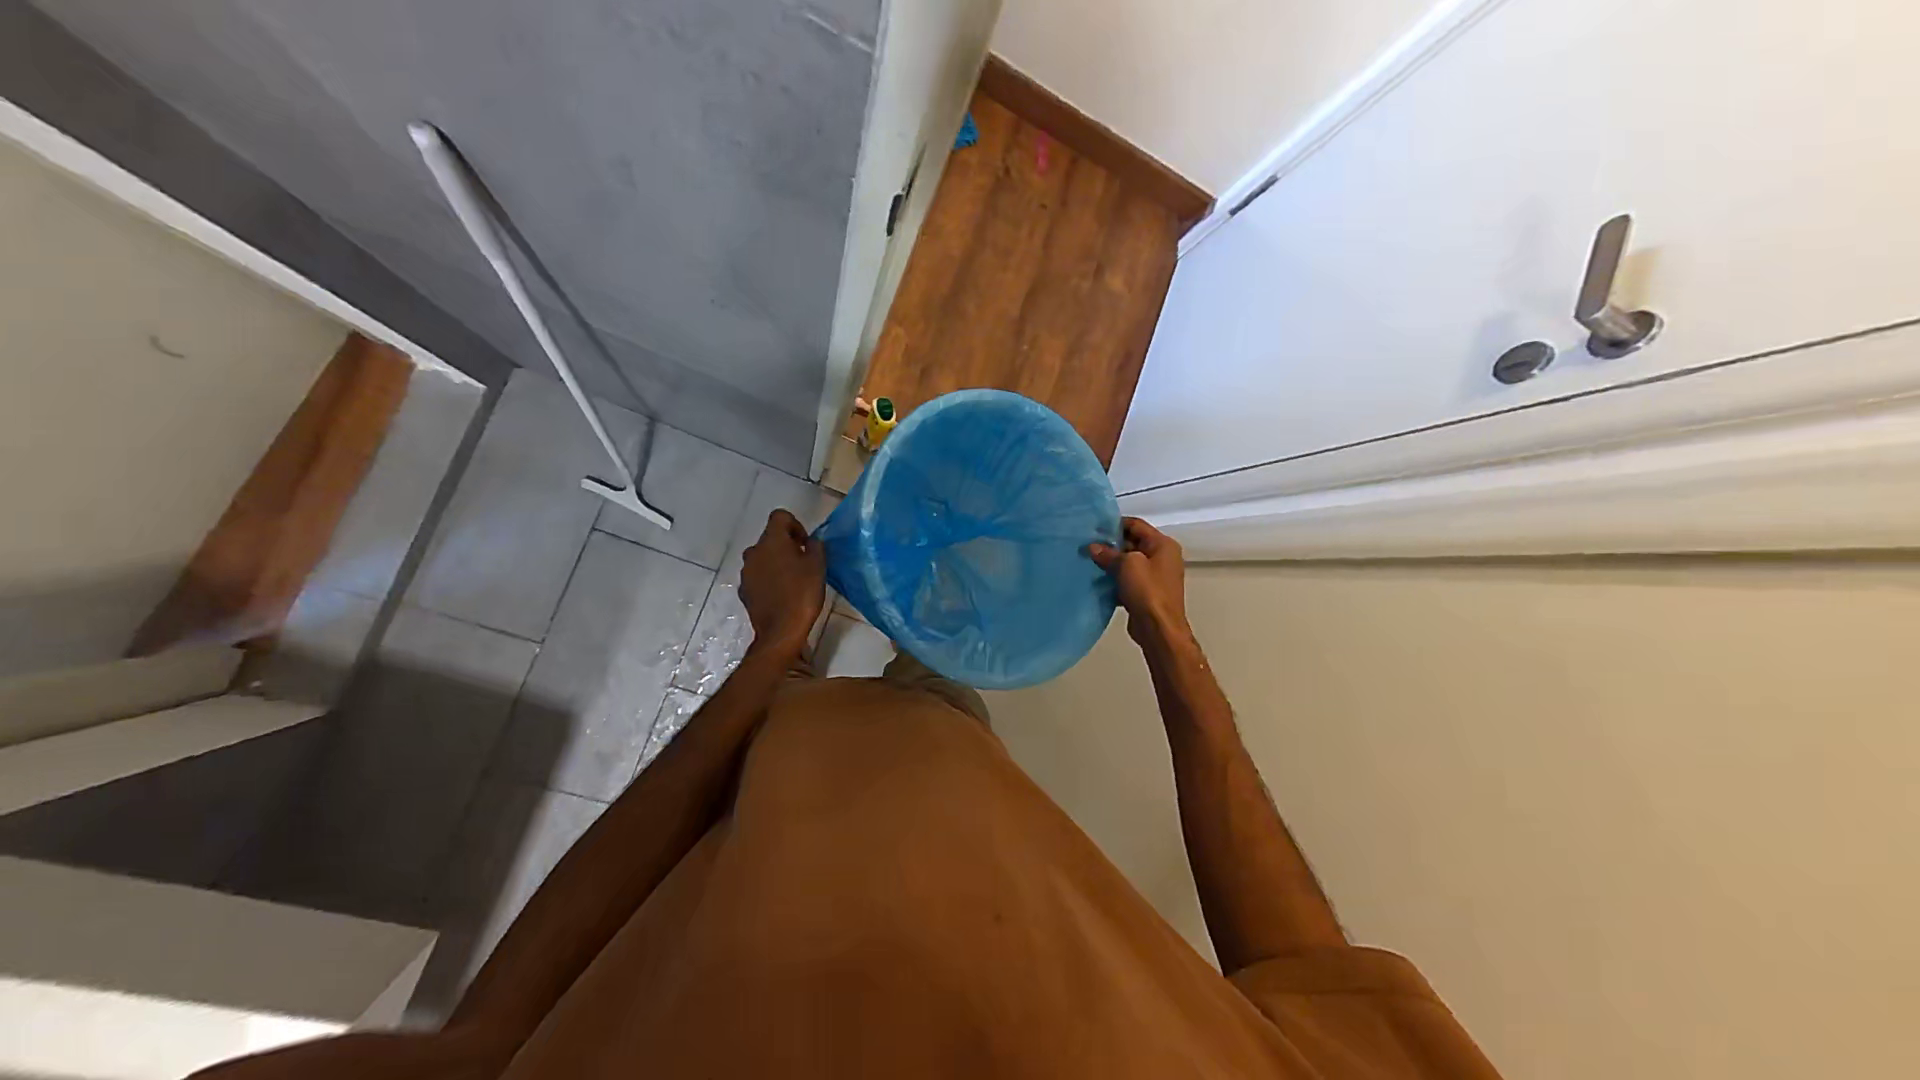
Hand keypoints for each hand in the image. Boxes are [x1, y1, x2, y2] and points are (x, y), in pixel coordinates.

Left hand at [739, 509, 825, 656]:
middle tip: (803, 562)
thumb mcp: (818, 566)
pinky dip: (768, 579)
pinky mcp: (744, 590)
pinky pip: (758, 576)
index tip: (805, 543)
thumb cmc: (802, 593)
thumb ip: (815, 546)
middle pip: (770, 538)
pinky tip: (781, 594)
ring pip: (763, 558)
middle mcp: (754, 552)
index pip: (780, 516)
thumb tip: (810, 541)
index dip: (795, 524)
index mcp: (772, 541)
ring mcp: (746, 572)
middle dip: (786, 545)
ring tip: (792, 580)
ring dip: (776, 562)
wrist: (781, 630)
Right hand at [1088, 517, 1189, 646]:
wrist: (1158, 628)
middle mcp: (1162, 557)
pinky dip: (1115, 579)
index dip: (1114, 524)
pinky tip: (1097, 581)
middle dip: (1110, 545)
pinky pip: (1128, 579)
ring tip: (1088, 562)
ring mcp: (1155, 576)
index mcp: (1163, 544)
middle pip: (1132, 542)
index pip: (1136, 524)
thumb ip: (1108, 553)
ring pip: (1128, 563)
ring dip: (1111, 563)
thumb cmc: (1147, 590)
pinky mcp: (1147, 592)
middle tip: (1086, 546)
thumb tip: (1092, 547)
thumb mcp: (1126, 565)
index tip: (1093, 529)